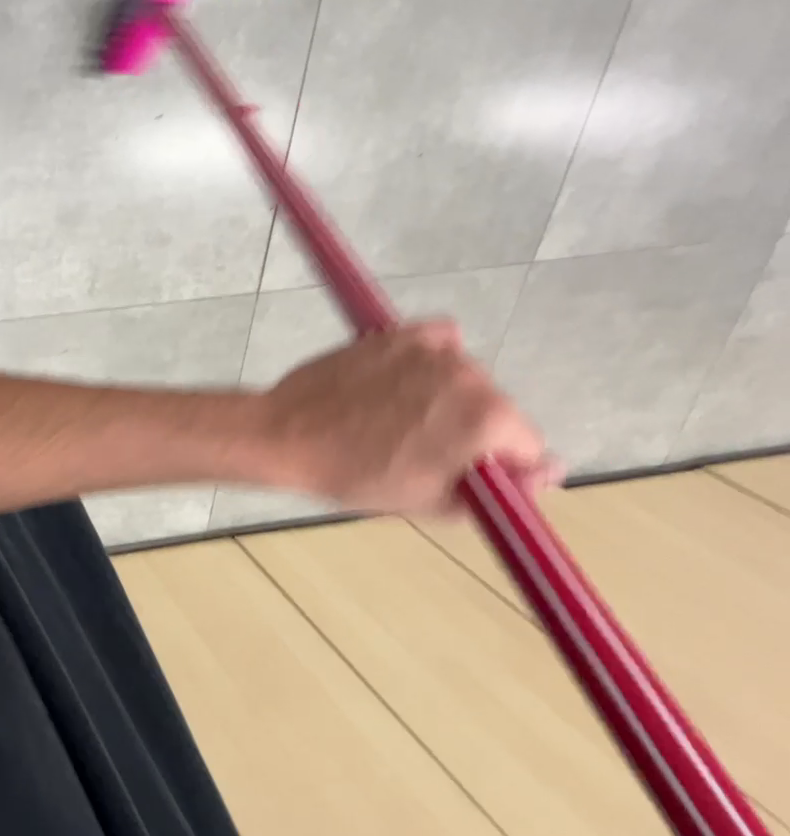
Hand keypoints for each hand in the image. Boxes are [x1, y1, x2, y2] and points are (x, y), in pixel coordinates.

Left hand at [257, 320, 554, 514]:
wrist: (285, 435)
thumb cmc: (356, 475)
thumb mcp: (433, 502)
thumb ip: (500, 493)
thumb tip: (550, 471)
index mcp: (489, 421)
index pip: (525, 448)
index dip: (496, 466)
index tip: (457, 471)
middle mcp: (470, 376)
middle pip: (494, 409)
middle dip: (468, 429)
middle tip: (415, 445)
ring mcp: (431, 350)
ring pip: (463, 378)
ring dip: (445, 394)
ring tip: (394, 416)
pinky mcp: (396, 333)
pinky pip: (438, 339)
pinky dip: (431, 354)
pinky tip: (402, 376)